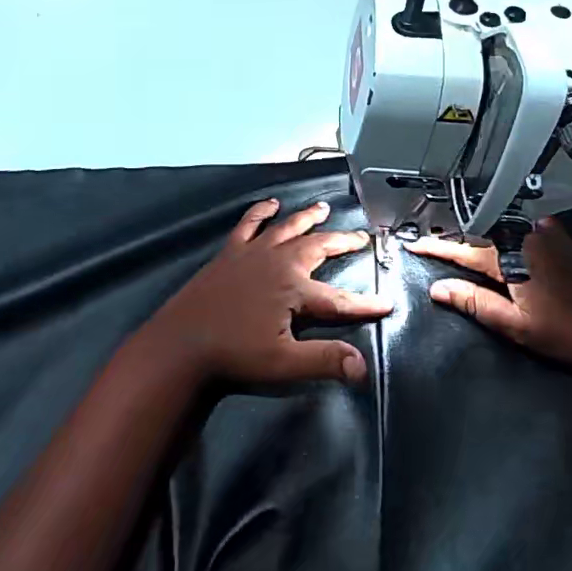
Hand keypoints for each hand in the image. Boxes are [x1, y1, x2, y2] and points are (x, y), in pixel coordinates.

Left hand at [138, 199, 390, 385]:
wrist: (183, 339)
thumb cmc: (234, 353)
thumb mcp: (283, 363)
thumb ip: (324, 360)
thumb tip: (363, 365)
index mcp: (294, 290)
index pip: (340, 300)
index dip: (366, 303)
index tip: (388, 303)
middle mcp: (277, 263)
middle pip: (317, 247)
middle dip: (341, 242)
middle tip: (361, 237)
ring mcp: (252, 253)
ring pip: (287, 228)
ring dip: (307, 218)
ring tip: (323, 208)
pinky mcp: (230, 252)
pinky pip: (249, 224)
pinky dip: (261, 212)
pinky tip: (270, 204)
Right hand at [411, 218, 571, 377]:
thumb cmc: (571, 332)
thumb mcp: (516, 325)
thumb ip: (475, 303)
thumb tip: (438, 290)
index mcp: (512, 256)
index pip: (463, 250)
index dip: (436, 249)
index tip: (414, 245)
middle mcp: (530, 238)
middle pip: (483, 233)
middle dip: (457, 237)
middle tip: (435, 241)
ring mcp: (552, 238)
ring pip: (507, 228)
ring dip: (484, 232)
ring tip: (466, 237)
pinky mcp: (570, 245)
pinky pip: (530, 228)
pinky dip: (513, 230)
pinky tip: (514, 232)